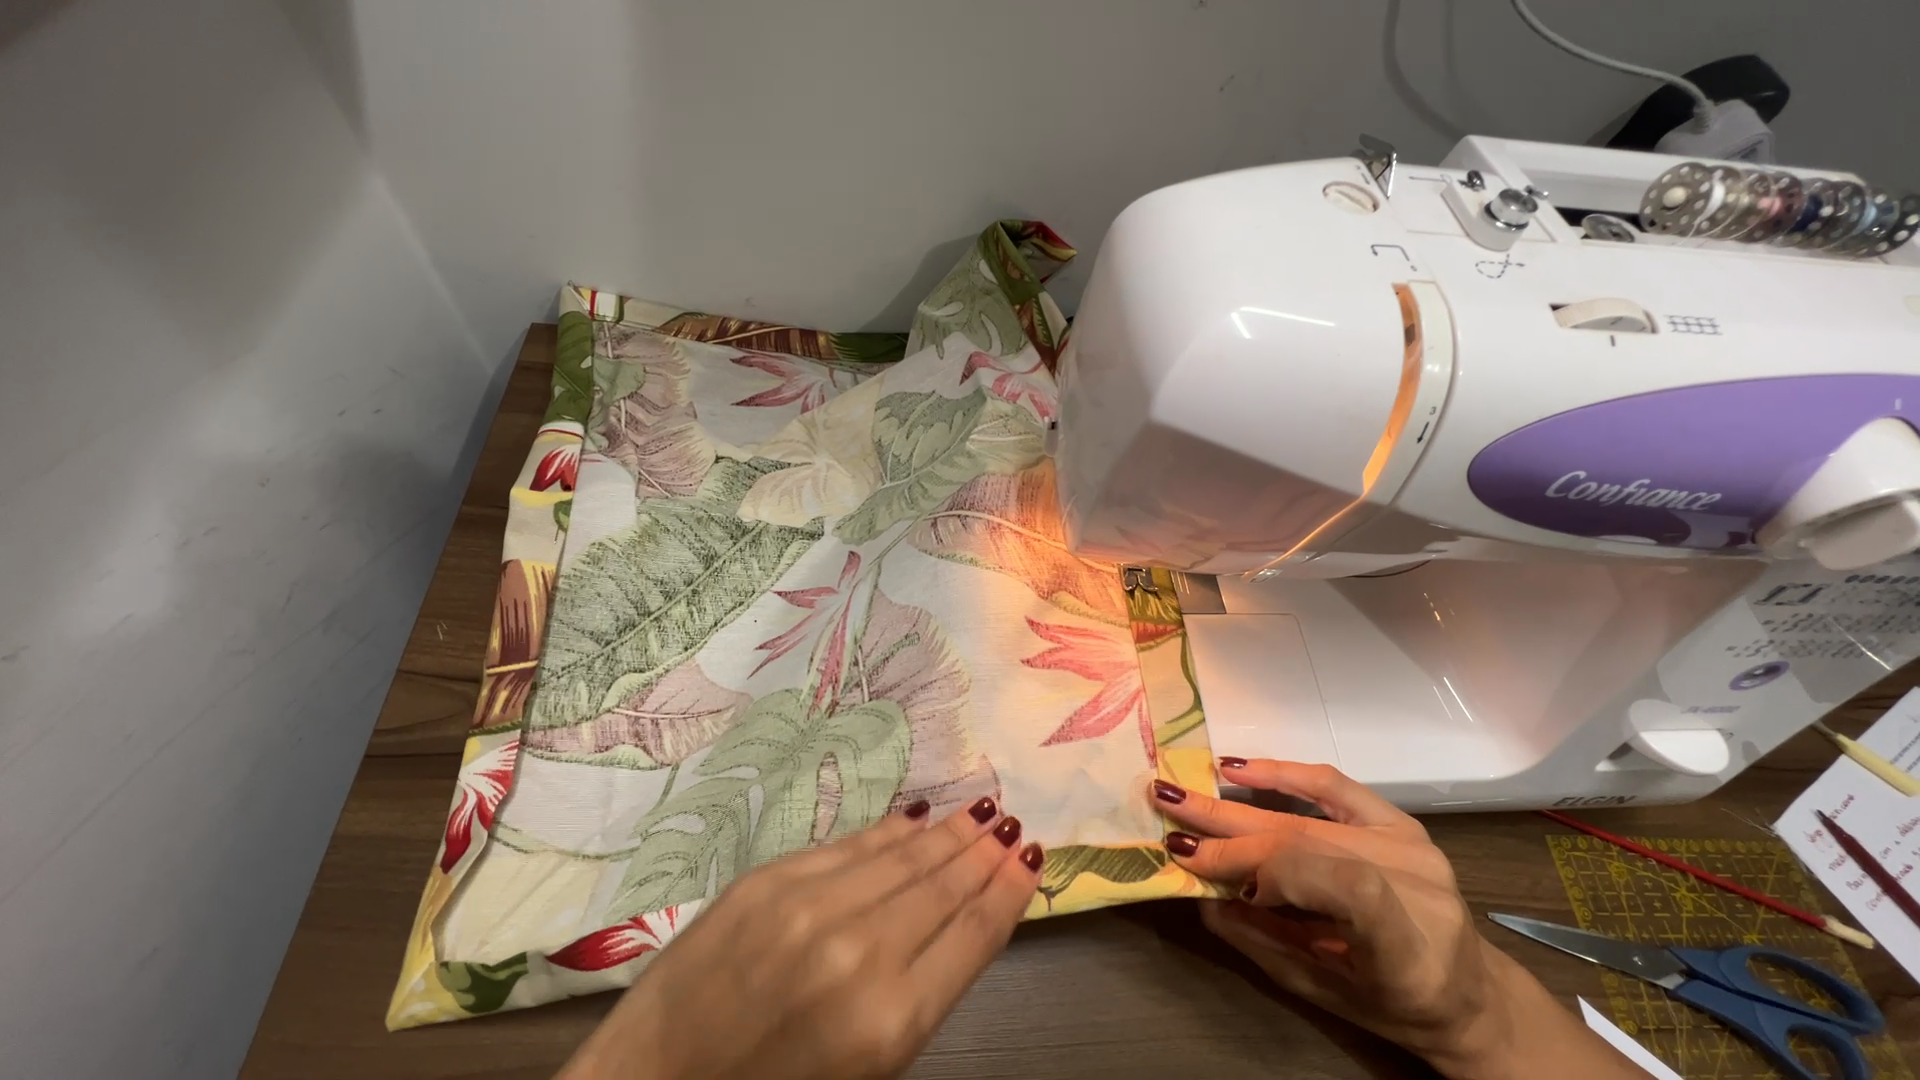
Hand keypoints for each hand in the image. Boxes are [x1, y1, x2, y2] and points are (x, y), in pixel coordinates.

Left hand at [560, 797, 1042, 1079]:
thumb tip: (961, 913)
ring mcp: (810, 908)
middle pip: (943, 885)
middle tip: (1011, 821)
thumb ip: (921, 988)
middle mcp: (860, 953)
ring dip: (946, 832)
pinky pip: (849, 846)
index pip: (973, 933)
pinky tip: (916, 817)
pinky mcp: (768, 880)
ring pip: (901, 856)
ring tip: (979, 811)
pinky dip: (890, 830)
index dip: (1008, 889)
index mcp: (892, 1020)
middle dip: (982, 852)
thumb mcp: (872, 1065)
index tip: (1030, 856)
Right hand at [1151, 760, 1639, 1079]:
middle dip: (1227, 828)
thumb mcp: (1321, 992)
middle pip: (1310, 841)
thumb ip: (1258, 942)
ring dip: (1236, 803)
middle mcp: (1418, 883)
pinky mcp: (1401, 822)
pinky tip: (1235, 768)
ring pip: (1306, 815)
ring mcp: (1412, 846)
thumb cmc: (1392, 1005)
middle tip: (1167, 811)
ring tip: (1184, 792)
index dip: (1269, 870)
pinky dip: (1280, 774)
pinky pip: (1333, 786)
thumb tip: (1199, 893)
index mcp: (1408, 944)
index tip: (1203, 869)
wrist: (1467, 990)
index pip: (1342, 885)